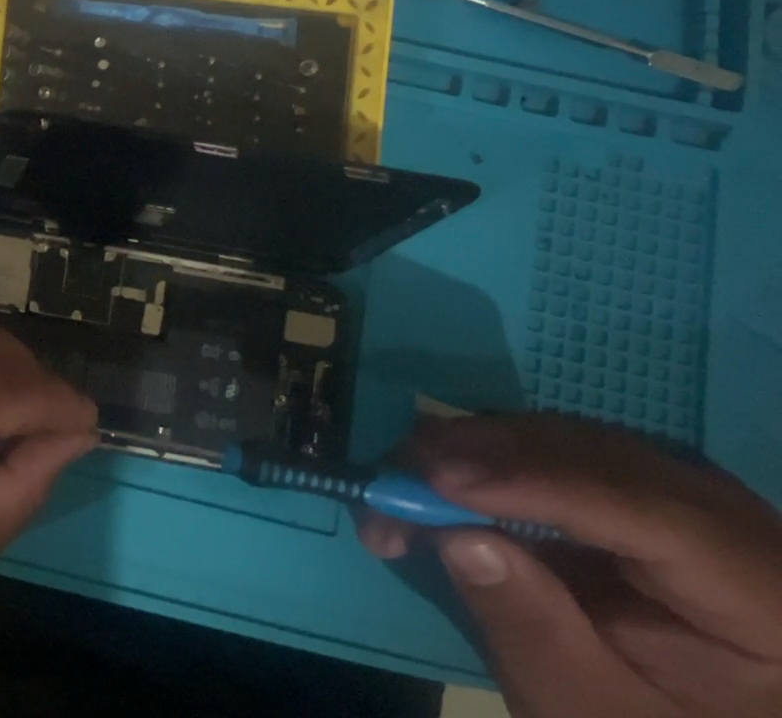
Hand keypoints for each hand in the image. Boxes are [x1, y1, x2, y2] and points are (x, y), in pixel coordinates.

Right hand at [360, 414, 781, 716]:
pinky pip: (560, 451)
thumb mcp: (586, 706)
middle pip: (602, 459)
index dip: (539, 485)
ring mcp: (694, 499)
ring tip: (399, 484)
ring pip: (571, 441)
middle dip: (484, 456)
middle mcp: (743, 526)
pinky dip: (486, 457)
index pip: (654, 516)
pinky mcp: (645, 490)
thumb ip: (530, 626)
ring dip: (471, 450)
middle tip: (389, 482)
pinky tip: (436, 479)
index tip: (435, 482)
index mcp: (766, 597)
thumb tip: (455, 536)